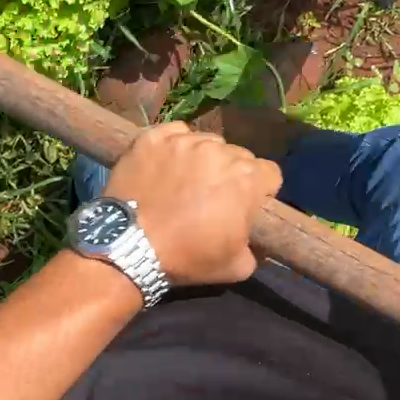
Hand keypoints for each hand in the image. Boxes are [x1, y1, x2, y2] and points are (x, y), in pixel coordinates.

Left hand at [103, 122, 281, 286]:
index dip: (261, 191)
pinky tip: (166, 166)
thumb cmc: (187, 257)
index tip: (246, 204)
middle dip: (232, 174)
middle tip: (214, 196)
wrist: (129, 247)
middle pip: (239, 156)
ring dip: (203, 159)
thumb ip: (256, 249)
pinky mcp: (153, 137)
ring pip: (207, 142)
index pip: (270, 173)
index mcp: (247, 178)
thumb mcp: (236, 267)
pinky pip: (175, 133)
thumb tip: (258, 243)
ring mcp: (184, 140)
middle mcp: (220, 150)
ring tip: (186, 180)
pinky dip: (174, 147)